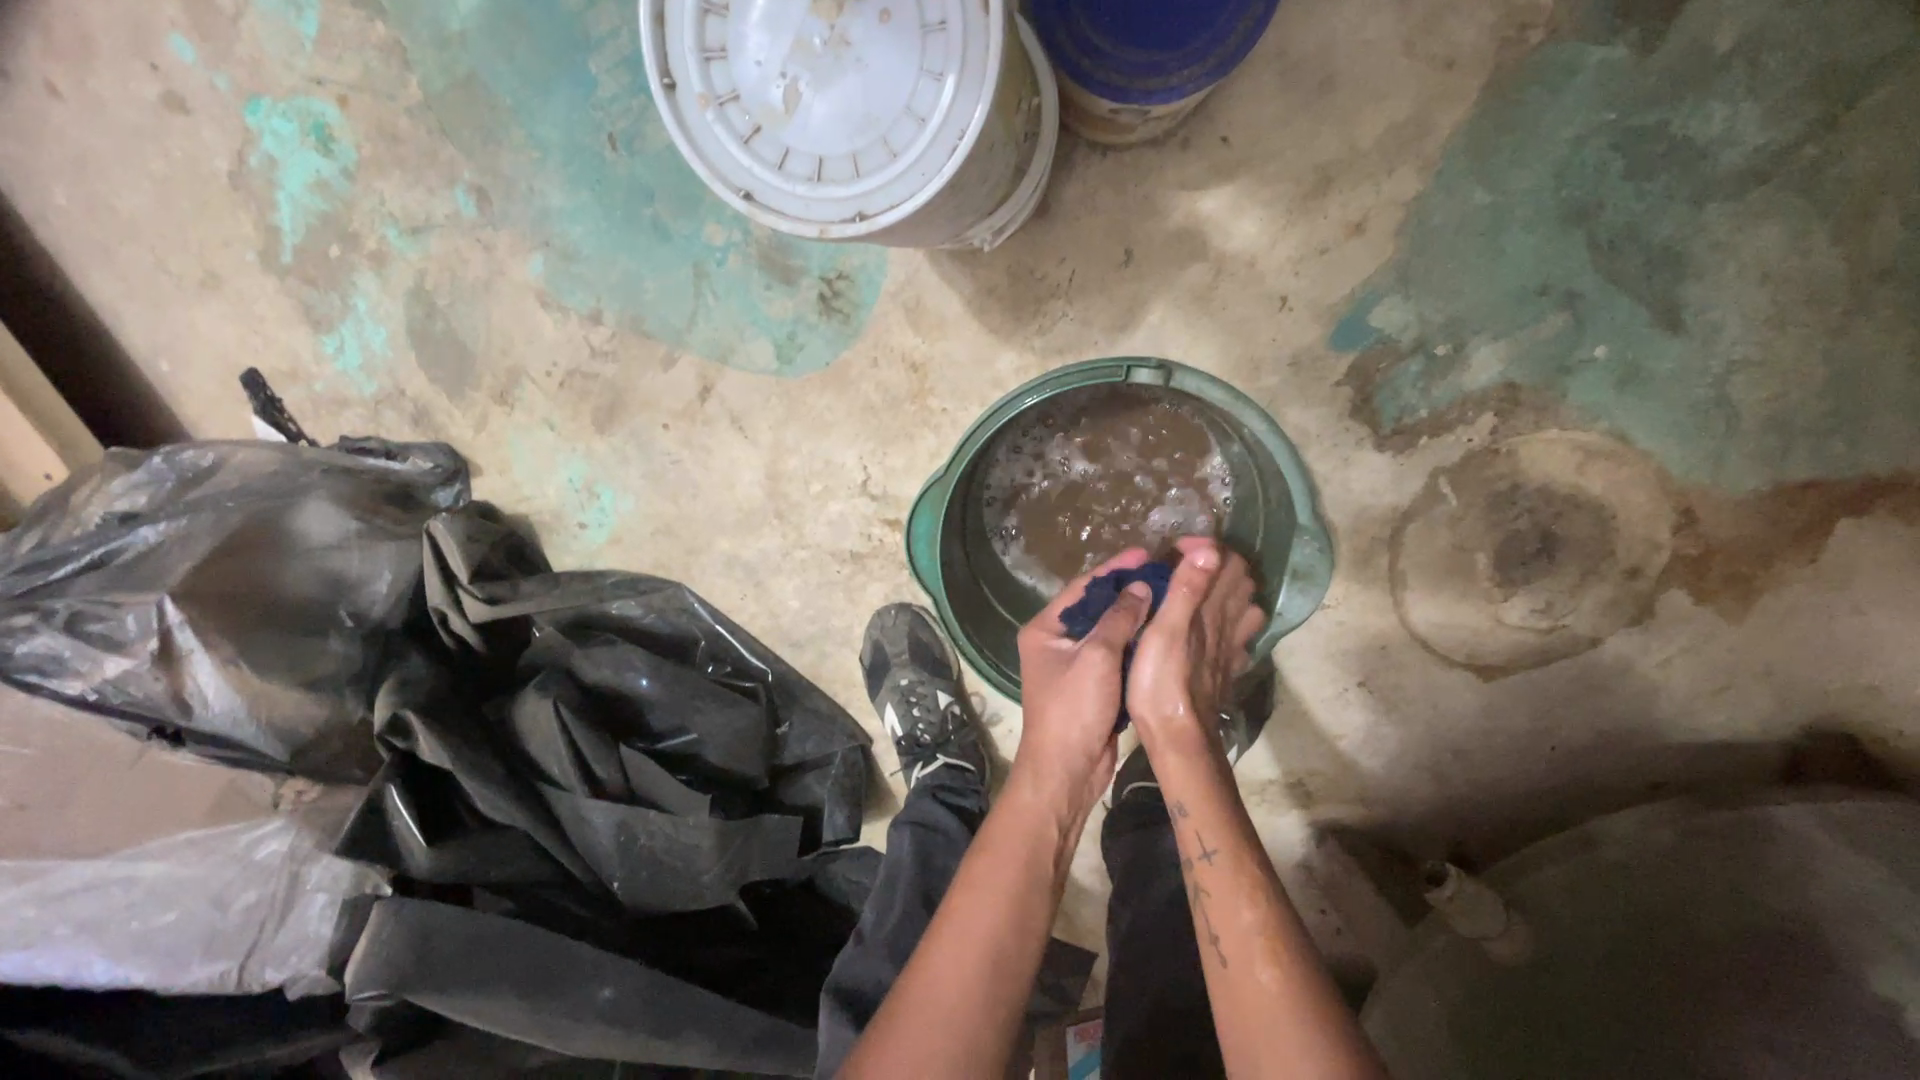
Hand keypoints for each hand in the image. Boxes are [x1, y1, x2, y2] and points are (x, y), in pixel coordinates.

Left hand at [1011, 548, 1156, 817]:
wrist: (1066, 771)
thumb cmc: (1073, 709)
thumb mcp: (1096, 657)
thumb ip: (1118, 619)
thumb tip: (1140, 587)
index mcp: (1044, 629)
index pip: (1082, 588)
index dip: (1115, 569)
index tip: (1147, 553)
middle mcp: (1055, 642)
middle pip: (1096, 607)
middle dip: (1128, 591)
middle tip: (1165, 572)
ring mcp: (1073, 666)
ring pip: (1108, 632)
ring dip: (1136, 617)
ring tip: (1171, 595)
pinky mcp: (1092, 686)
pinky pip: (1116, 655)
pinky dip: (1137, 644)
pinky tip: (1164, 632)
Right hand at [1126, 537, 1263, 749]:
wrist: (1179, 737)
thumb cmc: (1162, 683)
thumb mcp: (1165, 632)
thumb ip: (1187, 590)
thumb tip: (1209, 549)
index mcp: (1212, 610)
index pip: (1226, 561)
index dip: (1203, 548)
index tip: (1172, 551)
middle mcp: (1229, 624)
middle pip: (1240, 581)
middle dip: (1217, 564)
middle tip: (1183, 567)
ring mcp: (1232, 649)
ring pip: (1245, 608)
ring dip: (1229, 593)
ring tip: (1201, 594)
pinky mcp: (1227, 670)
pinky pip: (1239, 639)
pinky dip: (1231, 627)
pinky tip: (1213, 633)